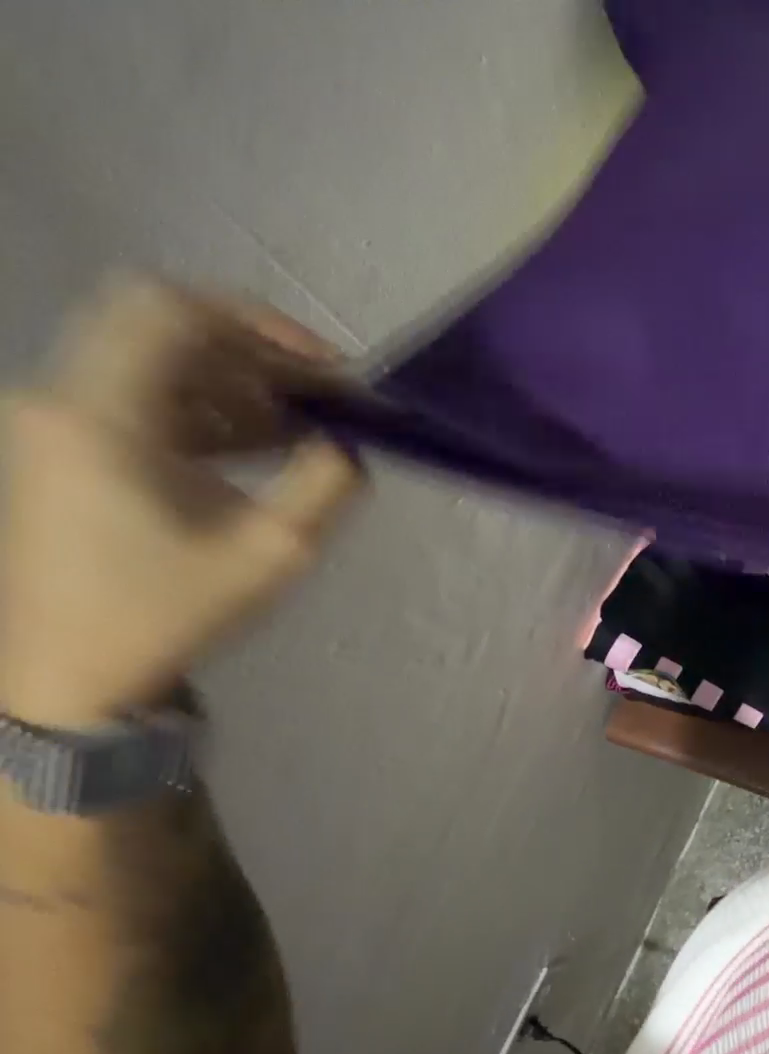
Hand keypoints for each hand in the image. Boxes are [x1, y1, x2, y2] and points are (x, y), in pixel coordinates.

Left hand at [0, 276, 365, 727]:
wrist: (67, 675)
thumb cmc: (166, 610)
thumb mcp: (274, 549)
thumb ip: (329, 481)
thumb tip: (351, 440)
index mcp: (103, 415)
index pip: (171, 309)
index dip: (259, 321)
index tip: (324, 367)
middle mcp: (66, 400)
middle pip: (169, 328)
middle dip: (262, 354)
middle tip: (326, 396)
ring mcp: (61, 423)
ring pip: (162, 360)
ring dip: (244, 383)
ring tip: (304, 428)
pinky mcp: (70, 448)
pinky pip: (149, 396)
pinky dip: (215, 407)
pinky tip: (266, 446)